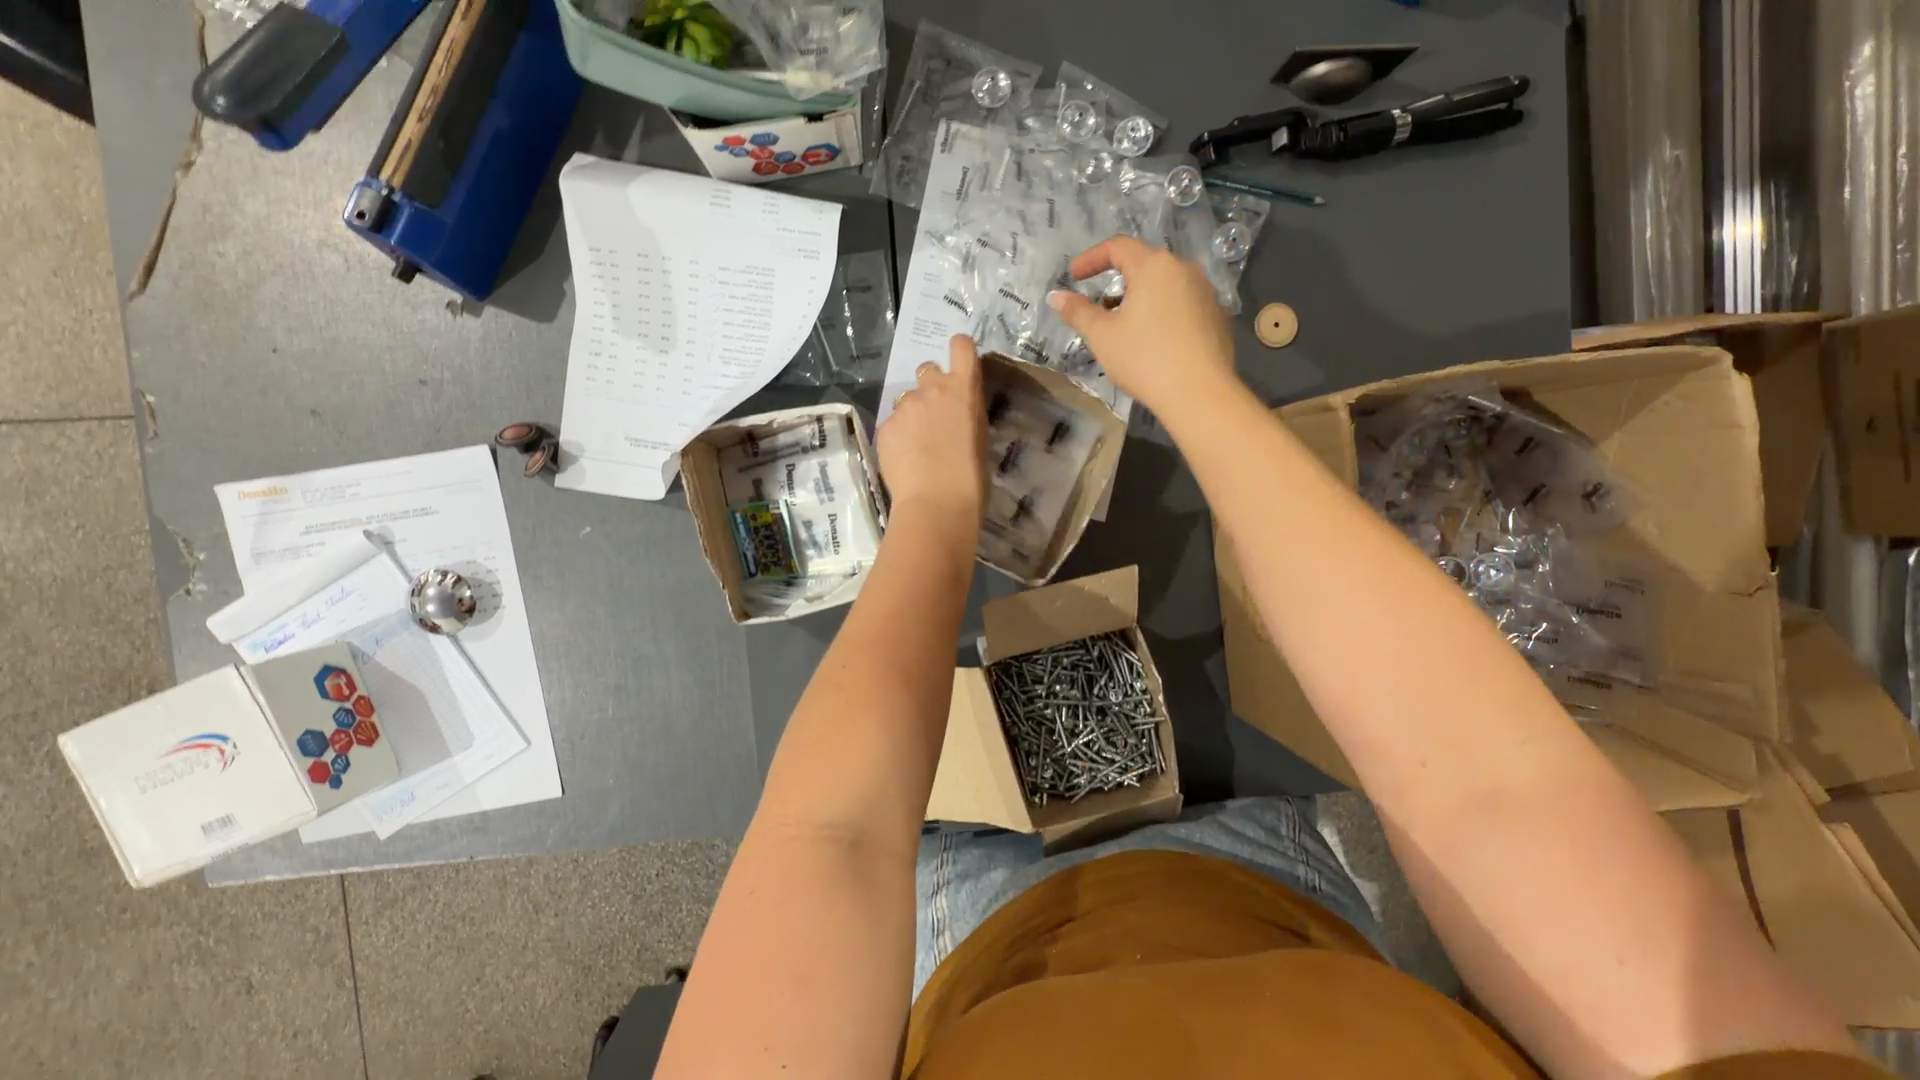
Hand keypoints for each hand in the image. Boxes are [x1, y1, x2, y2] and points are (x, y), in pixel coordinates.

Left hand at [877, 335, 985, 523]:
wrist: (937, 503)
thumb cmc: (972, 478)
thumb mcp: (980, 437)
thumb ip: (966, 412)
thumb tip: (956, 412)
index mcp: (964, 389)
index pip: (961, 346)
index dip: (959, 351)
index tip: (958, 365)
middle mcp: (933, 388)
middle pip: (928, 369)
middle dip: (931, 387)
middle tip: (935, 417)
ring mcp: (905, 406)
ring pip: (907, 399)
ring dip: (913, 413)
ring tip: (918, 445)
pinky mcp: (885, 426)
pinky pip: (893, 423)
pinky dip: (898, 436)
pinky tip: (905, 459)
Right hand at [1047, 236, 1242, 420]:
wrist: (1200, 392)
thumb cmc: (1144, 358)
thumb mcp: (1102, 336)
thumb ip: (1078, 311)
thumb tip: (1055, 296)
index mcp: (1154, 266)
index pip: (1118, 247)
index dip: (1091, 258)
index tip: (1074, 275)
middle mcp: (1184, 270)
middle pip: (1145, 264)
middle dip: (1118, 280)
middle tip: (1099, 304)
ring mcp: (1206, 292)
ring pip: (1166, 285)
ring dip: (1142, 297)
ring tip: (1125, 324)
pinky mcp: (1218, 316)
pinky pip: (1184, 304)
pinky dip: (1163, 312)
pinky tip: (1155, 339)